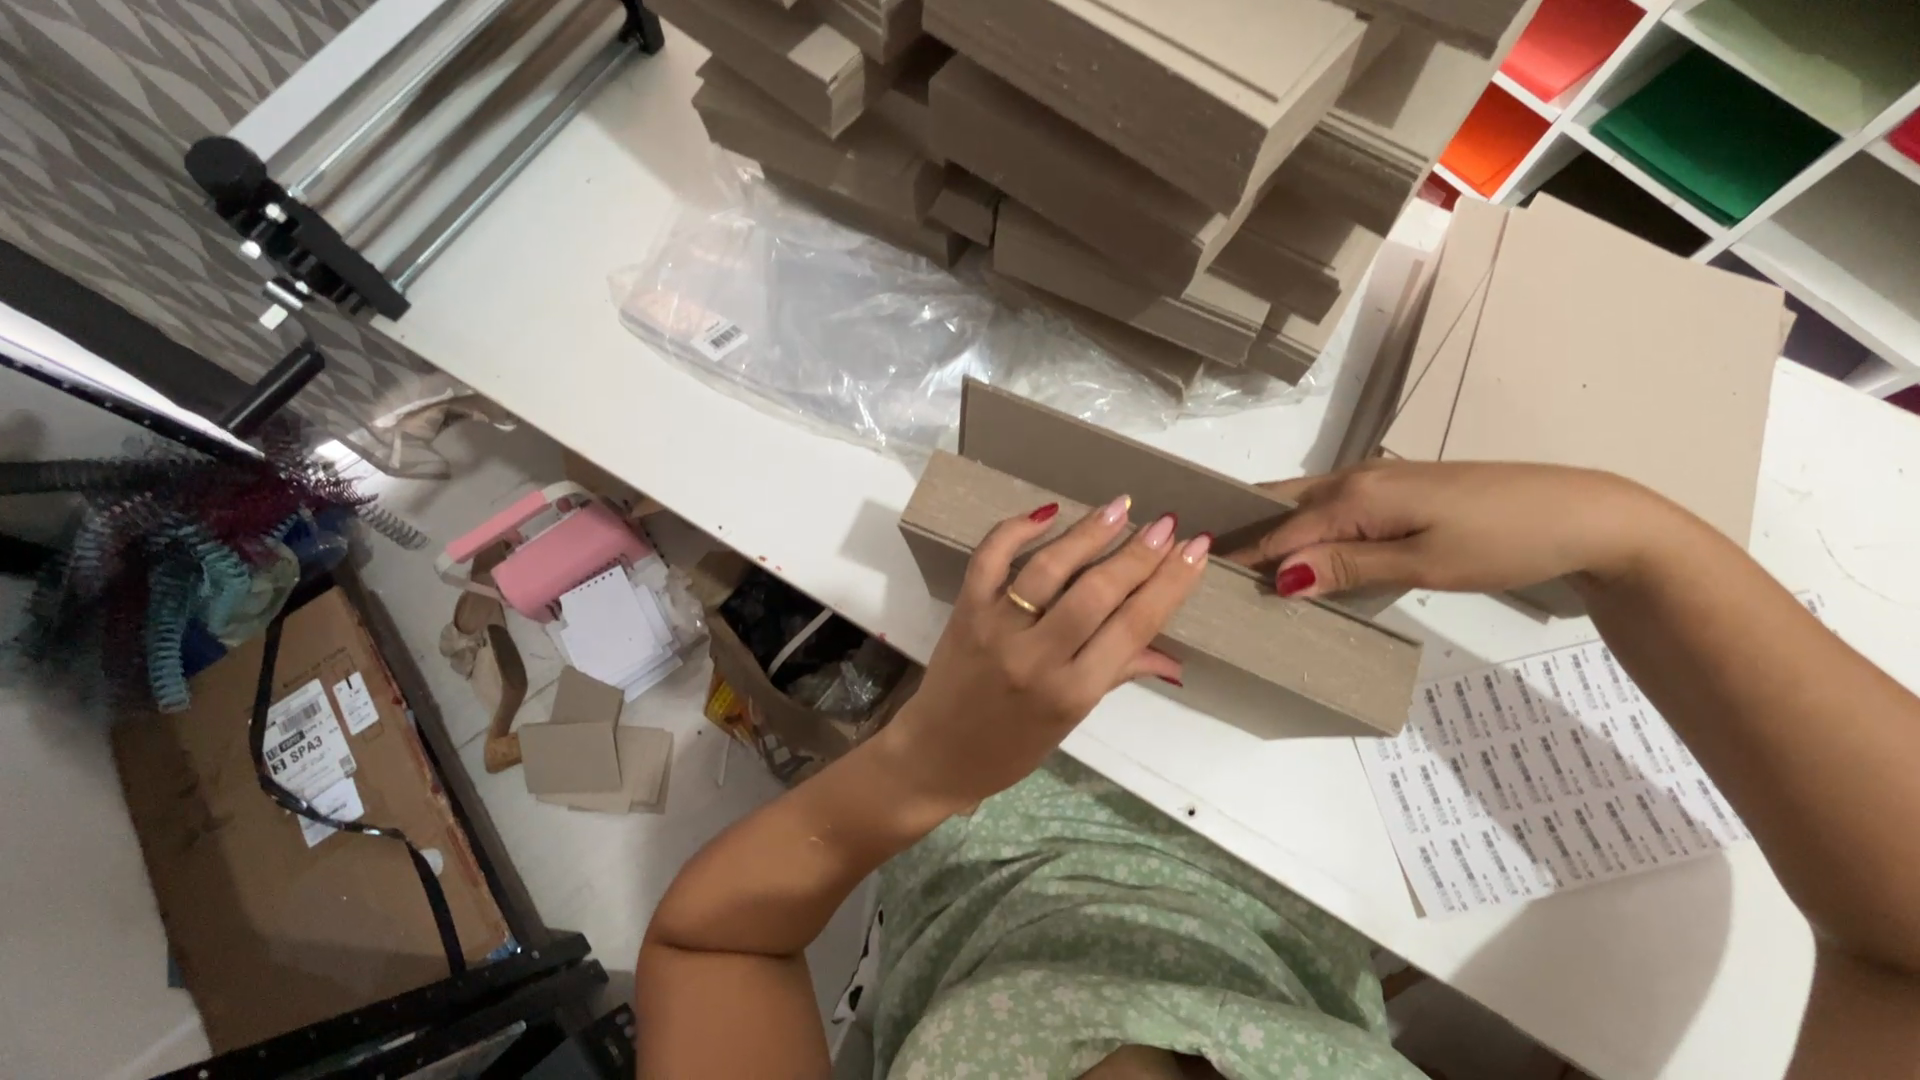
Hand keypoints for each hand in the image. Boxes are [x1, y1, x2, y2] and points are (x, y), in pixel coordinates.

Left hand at [883, 495, 1210, 807]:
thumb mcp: (1070, 721)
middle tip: (1167, 524)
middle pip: (1098, 593)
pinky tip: (1046, 512)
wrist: (936, 756)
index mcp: (1073, 691)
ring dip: (1088, 535)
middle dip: (1139, 555)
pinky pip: (989, 560)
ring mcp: (997, 629)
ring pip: (1049, 570)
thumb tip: (1173, 660)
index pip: (1134, 626)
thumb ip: (1117, 675)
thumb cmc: (1011, 748)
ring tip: (1119, 509)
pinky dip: (1014, 530)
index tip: (1194, 549)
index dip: (1170, 583)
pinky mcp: (965, 611)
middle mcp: (1038, 657)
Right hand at [1226, 461, 1687, 599]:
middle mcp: (1355, 478)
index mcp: (1356, 495)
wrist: (1585, 515)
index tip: (1198, 578)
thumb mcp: (1423, 562)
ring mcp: (1376, 480)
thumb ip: (1347, 566)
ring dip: (1271, 530)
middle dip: (1244, 533)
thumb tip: (1280, 577)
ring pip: (1302, 504)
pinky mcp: (1396, 490)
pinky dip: (1301, 528)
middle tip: (1206, 568)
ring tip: (1239, 565)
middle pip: (1280, 504)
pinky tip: (1297, 553)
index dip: (1242, 558)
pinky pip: (1328, 507)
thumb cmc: (1502, 541)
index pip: (1280, 531)